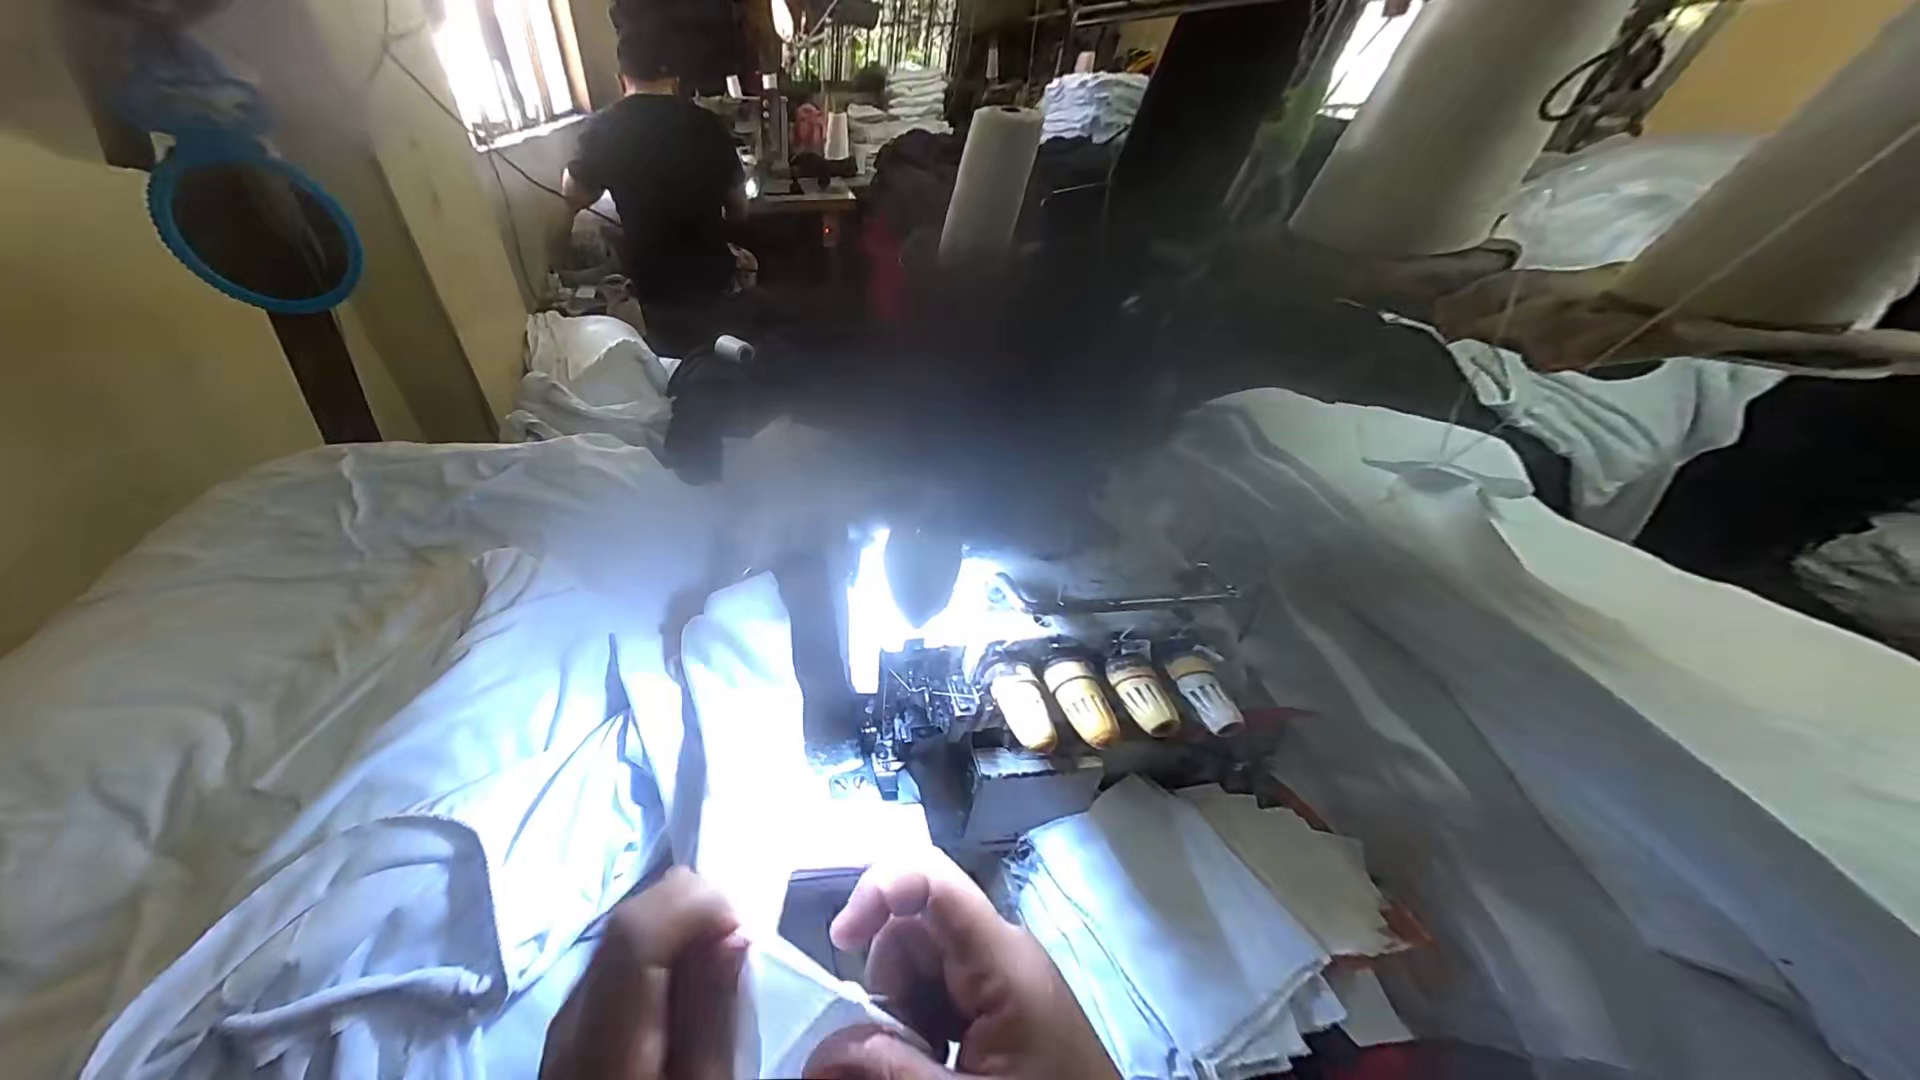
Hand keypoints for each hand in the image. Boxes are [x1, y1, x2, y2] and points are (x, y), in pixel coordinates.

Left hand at [541, 867, 748, 1079]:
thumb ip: (716, 1014)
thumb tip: (734, 933)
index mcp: (605, 1047)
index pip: (636, 933)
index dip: (695, 906)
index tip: (740, 926)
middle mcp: (572, 1021)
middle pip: (627, 920)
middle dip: (690, 906)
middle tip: (735, 936)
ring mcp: (564, 1020)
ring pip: (622, 929)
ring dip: (676, 921)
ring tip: (716, 952)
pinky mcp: (570, 1022)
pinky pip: (617, 953)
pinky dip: (659, 943)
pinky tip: (685, 974)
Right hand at [803, 850, 1118, 1079]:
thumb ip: (891, 1074)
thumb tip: (815, 1053)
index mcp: (1001, 957)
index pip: (934, 880)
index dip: (880, 888)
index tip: (842, 940)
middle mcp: (1000, 949)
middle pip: (917, 925)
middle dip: (887, 983)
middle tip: (897, 1052)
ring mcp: (1001, 974)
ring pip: (921, 962)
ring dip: (901, 1014)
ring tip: (927, 1068)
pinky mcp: (1001, 1000)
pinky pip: (940, 991)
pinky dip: (921, 1025)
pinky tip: (938, 1066)